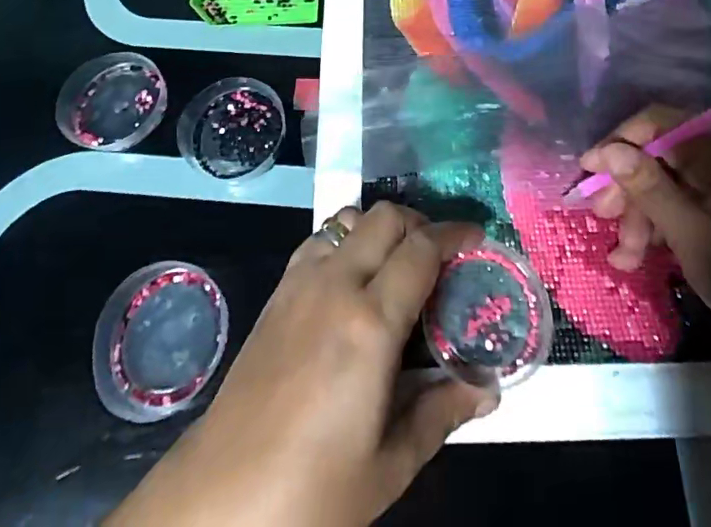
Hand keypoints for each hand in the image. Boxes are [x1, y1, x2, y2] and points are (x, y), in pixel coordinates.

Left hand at [106, 204, 495, 526]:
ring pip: (345, 221)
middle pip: (382, 218)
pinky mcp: (275, 294)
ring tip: (400, 266)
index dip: (453, 234)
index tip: (476, 238)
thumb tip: (486, 387)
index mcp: (369, 322)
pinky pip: (317, 243)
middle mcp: (333, 285)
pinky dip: (345, 242)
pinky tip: (354, 282)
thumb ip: (442, 411)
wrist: (223, 491)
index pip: (420, 249)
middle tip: (443, 255)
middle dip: (419, 223)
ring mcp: (298, 284)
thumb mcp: (392, 461)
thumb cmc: (316, 485)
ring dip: (379, 229)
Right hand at [580, 106, 710, 366]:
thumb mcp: (697, 242)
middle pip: (660, 155)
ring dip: (640, 213)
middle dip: (627, 186)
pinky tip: (639, 255)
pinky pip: (686, 203)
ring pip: (668, 183)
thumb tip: (609, 150)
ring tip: (622, 254)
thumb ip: (652, 191)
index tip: (589, 173)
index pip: (662, 124)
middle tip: (601, 218)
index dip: (619, 143)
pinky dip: (661, 225)